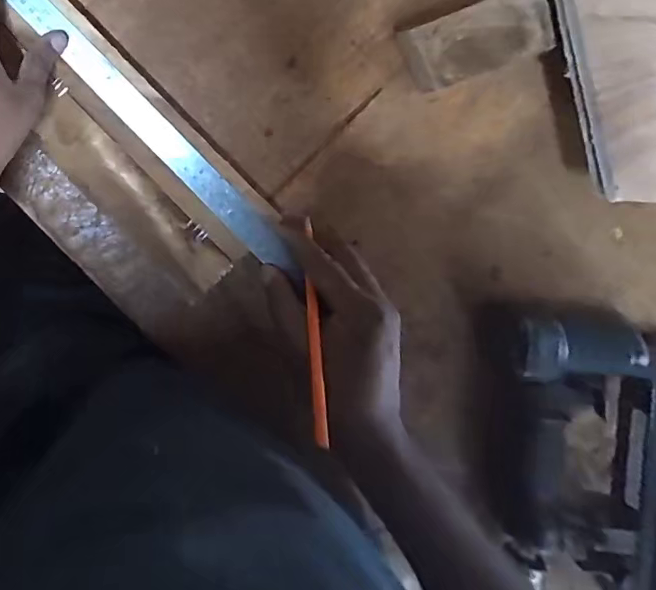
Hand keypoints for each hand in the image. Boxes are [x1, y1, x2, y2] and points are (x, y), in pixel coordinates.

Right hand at [280, 224, 404, 451]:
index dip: (299, 241)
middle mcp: (379, 300)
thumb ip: (283, 306)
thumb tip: (269, 269)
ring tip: (298, 244)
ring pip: (354, 264)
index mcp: (360, 309)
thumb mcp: (301, 351)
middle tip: (288, 225)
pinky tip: (317, 274)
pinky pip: (358, 279)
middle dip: (316, 237)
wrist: (372, 434)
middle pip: (346, 254)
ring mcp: (386, 307)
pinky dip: (337, 269)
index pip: (324, 264)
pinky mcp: (385, 316)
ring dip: (327, 251)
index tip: (279, 220)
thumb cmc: (332, 396)